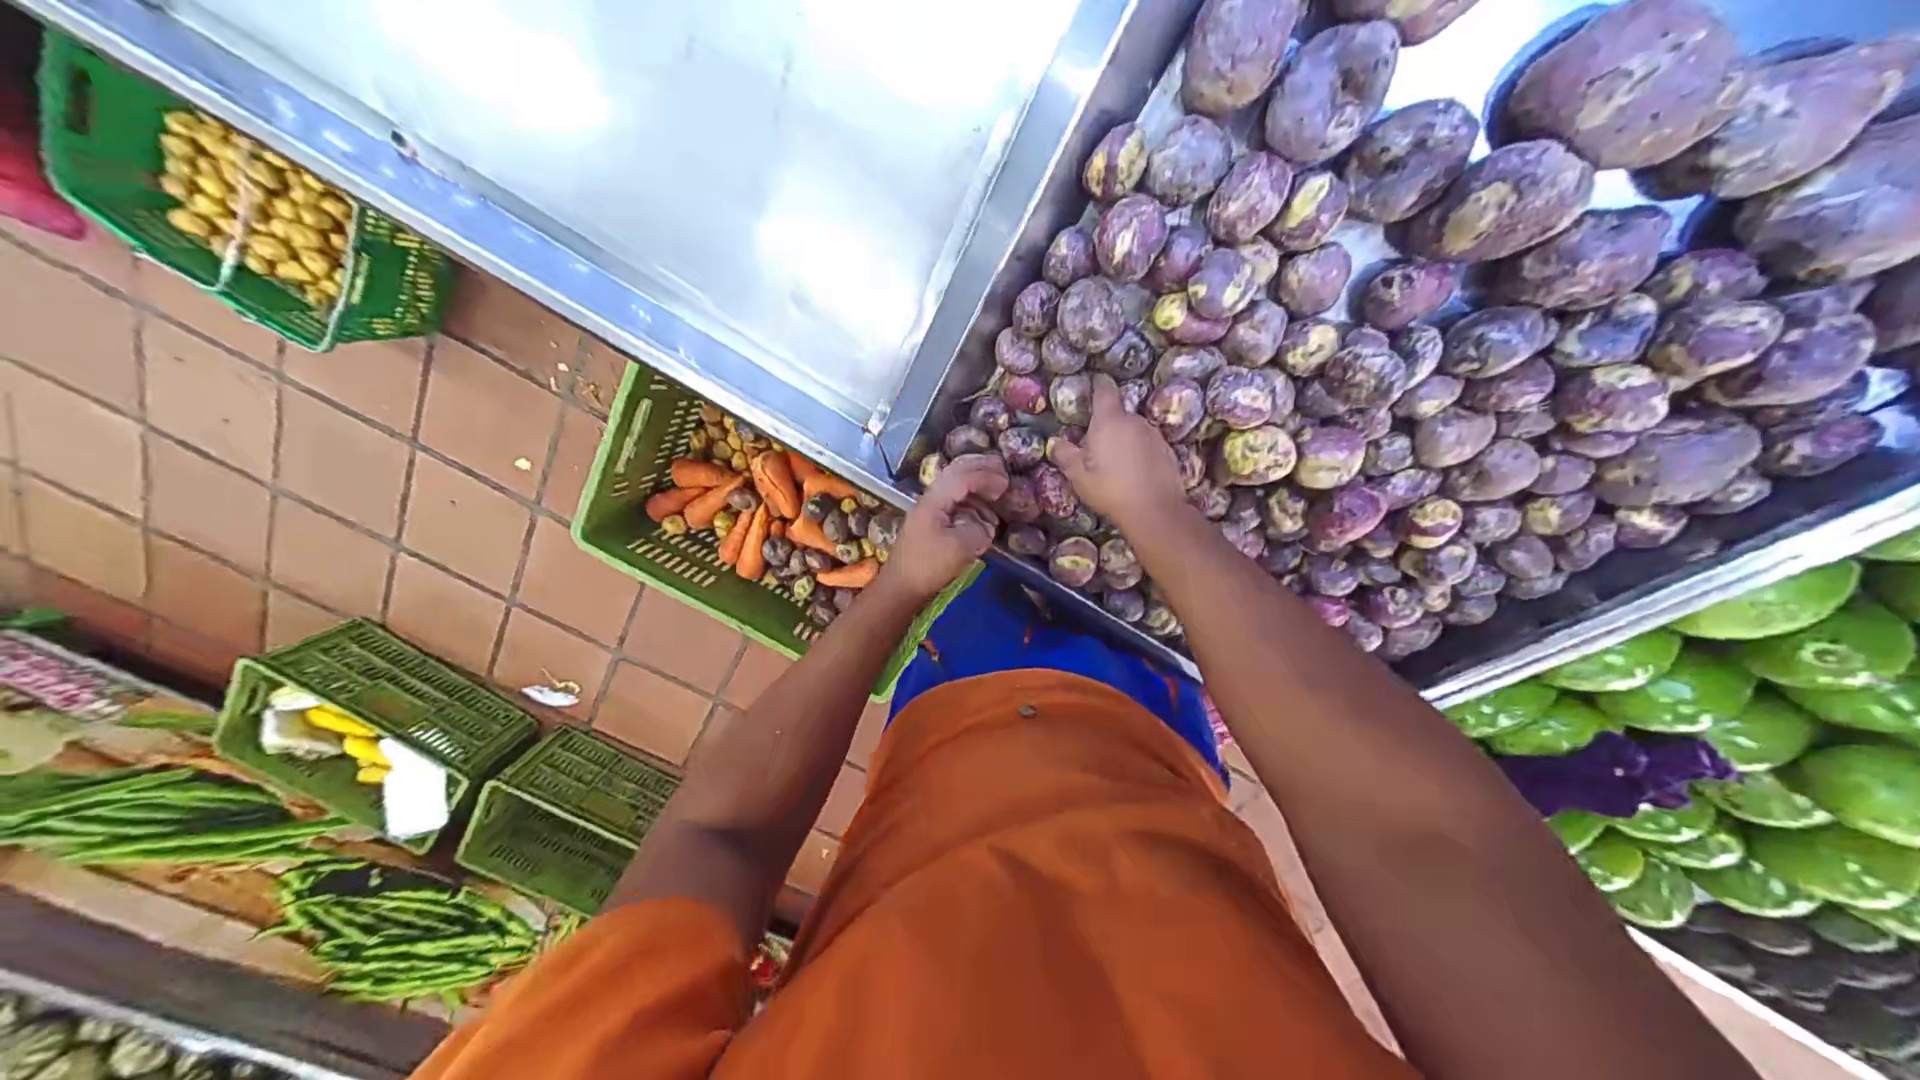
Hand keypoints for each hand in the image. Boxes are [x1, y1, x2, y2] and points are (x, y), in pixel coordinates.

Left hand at [884, 454, 1008, 598]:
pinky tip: (982, 505)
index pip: (963, 476)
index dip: (986, 476)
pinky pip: (954, 499)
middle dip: (981, 468)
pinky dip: (971, 496)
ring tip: (996, 484)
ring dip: (976, 480)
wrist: (900, 586)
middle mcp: (931, 498)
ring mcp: (930, 509)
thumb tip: (988, 525)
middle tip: (1003, 470)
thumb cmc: (927, 566)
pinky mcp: (932, 522)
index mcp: (934, 500)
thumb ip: (979, 530)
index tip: (1005, 483)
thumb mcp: (959, 549)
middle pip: (956, 472)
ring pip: (954, 483)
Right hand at [1052, 374, 1185, 530]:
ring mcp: (1154, 435)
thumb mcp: (1078, 475)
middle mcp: (1135, 421)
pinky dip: (1139, 453)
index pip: (1104, 390)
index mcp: (1110, 421)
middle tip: (1095, 444)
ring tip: (1115, 463)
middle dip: (1107, 424)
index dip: (1098, 384)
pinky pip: (1147, 445)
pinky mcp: (1168, 451)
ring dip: (1124, 439)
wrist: (1155, 510)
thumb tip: (1054, 442)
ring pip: (1134, 430)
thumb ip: (1065, 455)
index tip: (1094, 382)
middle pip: (1118, 414)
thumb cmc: (1110, 489)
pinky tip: (1134, 472)